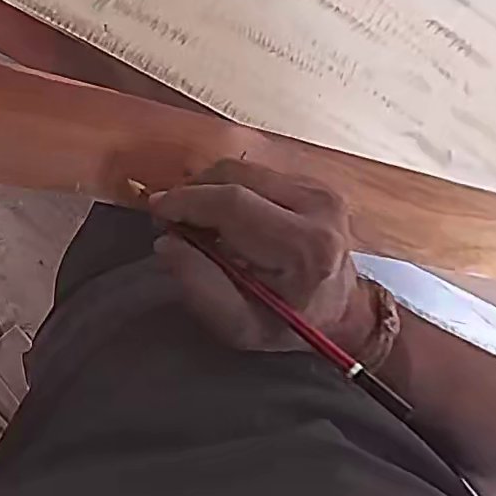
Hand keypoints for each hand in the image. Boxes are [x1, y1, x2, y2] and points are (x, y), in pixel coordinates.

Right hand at [151, 161, 375, 353]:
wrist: (339, 314)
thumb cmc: (285, 325)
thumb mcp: (237, 325)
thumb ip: (199, 285)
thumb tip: (166, 243)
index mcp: (302, 247)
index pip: (232, 203)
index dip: (186, 201)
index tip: (156, 211)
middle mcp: (317, 208)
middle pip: (234, 177)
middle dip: (191, 192)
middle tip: (169, 219)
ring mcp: (318, 190)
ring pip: (242, 170)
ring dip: (206, 189)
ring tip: (192, 219)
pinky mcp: (313, 183)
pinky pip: (254, 174)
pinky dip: (225, 189)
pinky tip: (218, 216)